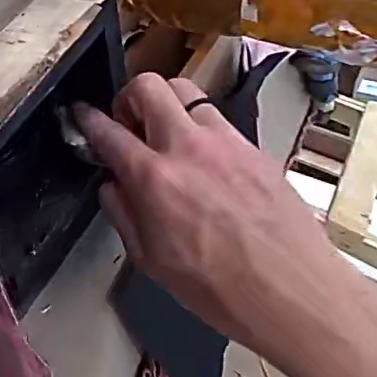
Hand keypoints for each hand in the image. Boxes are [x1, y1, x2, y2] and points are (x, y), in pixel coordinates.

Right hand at [76, 74, 369, 358]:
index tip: (83, 114)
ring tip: (170, 134)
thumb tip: (112, 185)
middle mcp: (189, 147)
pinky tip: (207, 158)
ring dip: (169, 105)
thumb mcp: (154, 263)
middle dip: (130, 96)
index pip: (109, 131)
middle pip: (149, 85)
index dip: (88, 118)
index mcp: (156, 179)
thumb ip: (124, 214)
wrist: (293, 291)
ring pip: (187, 91)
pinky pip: (219, 118)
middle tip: (131, 122)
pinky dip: (202, 127)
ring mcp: (225, 141)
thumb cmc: (223, 289)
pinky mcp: (254, 145)